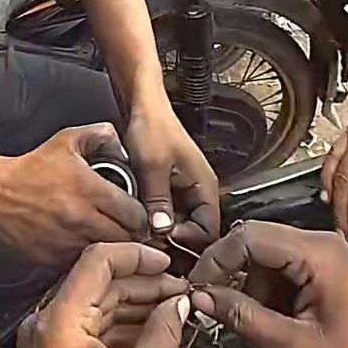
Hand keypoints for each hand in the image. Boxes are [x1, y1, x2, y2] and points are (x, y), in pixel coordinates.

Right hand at [0, 124, 150, 262]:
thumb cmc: (31, 167)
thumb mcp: (67, 140)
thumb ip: (100, 134)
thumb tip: (122, 145)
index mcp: (90, 190)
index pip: (136, 215)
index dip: (140, 217)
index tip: (137, 215)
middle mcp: (82, 219)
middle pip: (126, 240)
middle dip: (132, 236)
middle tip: (128, 230)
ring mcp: (67, 242)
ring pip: (105, 255)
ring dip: (111, 249)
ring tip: (108, 239)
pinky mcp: (52, 259)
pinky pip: (81, 264)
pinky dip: (86, 258)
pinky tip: (84, 246)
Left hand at [7, 243, 189, 347]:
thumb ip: (161, 337)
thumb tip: (177, 305)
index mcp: (59, 324)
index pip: (97, 262)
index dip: (136, 256)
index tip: (165, 261)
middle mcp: (46, 326)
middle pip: (99, 283)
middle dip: (143, 284)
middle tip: (180, 292)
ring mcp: (48, 343)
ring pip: (97, 305)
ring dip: (135, 305)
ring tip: (173, 311)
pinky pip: (91, 328)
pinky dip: (121, 327)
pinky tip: (152, 332)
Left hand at [122, 102, 219, 248]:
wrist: (144, 106)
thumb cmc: (152, 128)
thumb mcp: (152, 166)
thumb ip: (158, 199)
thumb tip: (162, 232)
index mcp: (205, 186)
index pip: (209, 231)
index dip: (187, 241)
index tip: (160, 238)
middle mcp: (200, 192)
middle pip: (195, 231)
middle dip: (173, 238)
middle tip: (146, 238)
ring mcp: (185, 190)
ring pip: (180, 223)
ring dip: (162, 229)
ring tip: (140, 229)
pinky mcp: (171, 188)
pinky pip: (168, 212)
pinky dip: (156, 217)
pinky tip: (138, 217)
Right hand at [187, 221, 347, 347]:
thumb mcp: (294, 347)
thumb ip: (243, 316)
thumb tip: (198, 295)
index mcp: (318, 253)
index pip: (249, 237)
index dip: (216, 260)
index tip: (196, 289)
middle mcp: (319, 242)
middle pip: (254, 240)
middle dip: (229, 271)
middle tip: (210, 303)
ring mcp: (322, 254)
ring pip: (263, 255)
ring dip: (248, 285)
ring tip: (250, 321)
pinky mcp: (322, 269)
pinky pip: (278, 267)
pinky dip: (265, 290)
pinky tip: (270, 318)